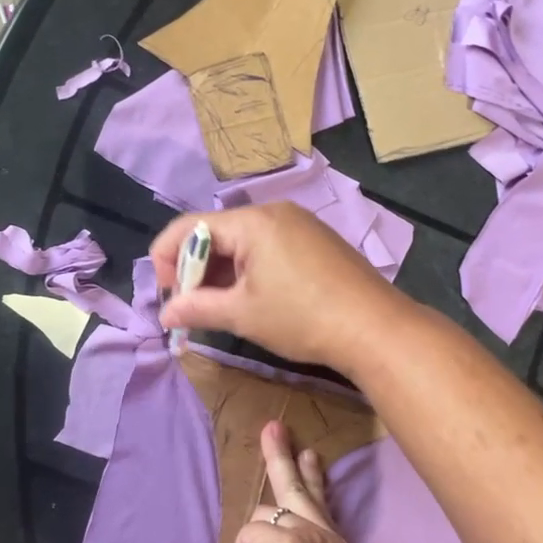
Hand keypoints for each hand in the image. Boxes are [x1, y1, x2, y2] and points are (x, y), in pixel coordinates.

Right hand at [148, 203, 401, 370]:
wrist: (376, 329)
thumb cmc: (302, 318)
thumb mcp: (242, 315)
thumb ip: (196, 308)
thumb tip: (166, 314)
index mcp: (252, 222)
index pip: (190, 227)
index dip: (167, 259)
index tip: (166, 296)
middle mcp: (274, 212)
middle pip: (216, 232)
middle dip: (195, 269)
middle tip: (190, 307)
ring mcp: (299, 224)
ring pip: (242, 242)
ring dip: (222, 272)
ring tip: (218, 308)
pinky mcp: (315, 241)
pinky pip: (267, 247)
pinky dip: (249, 270)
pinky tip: (252, 299)